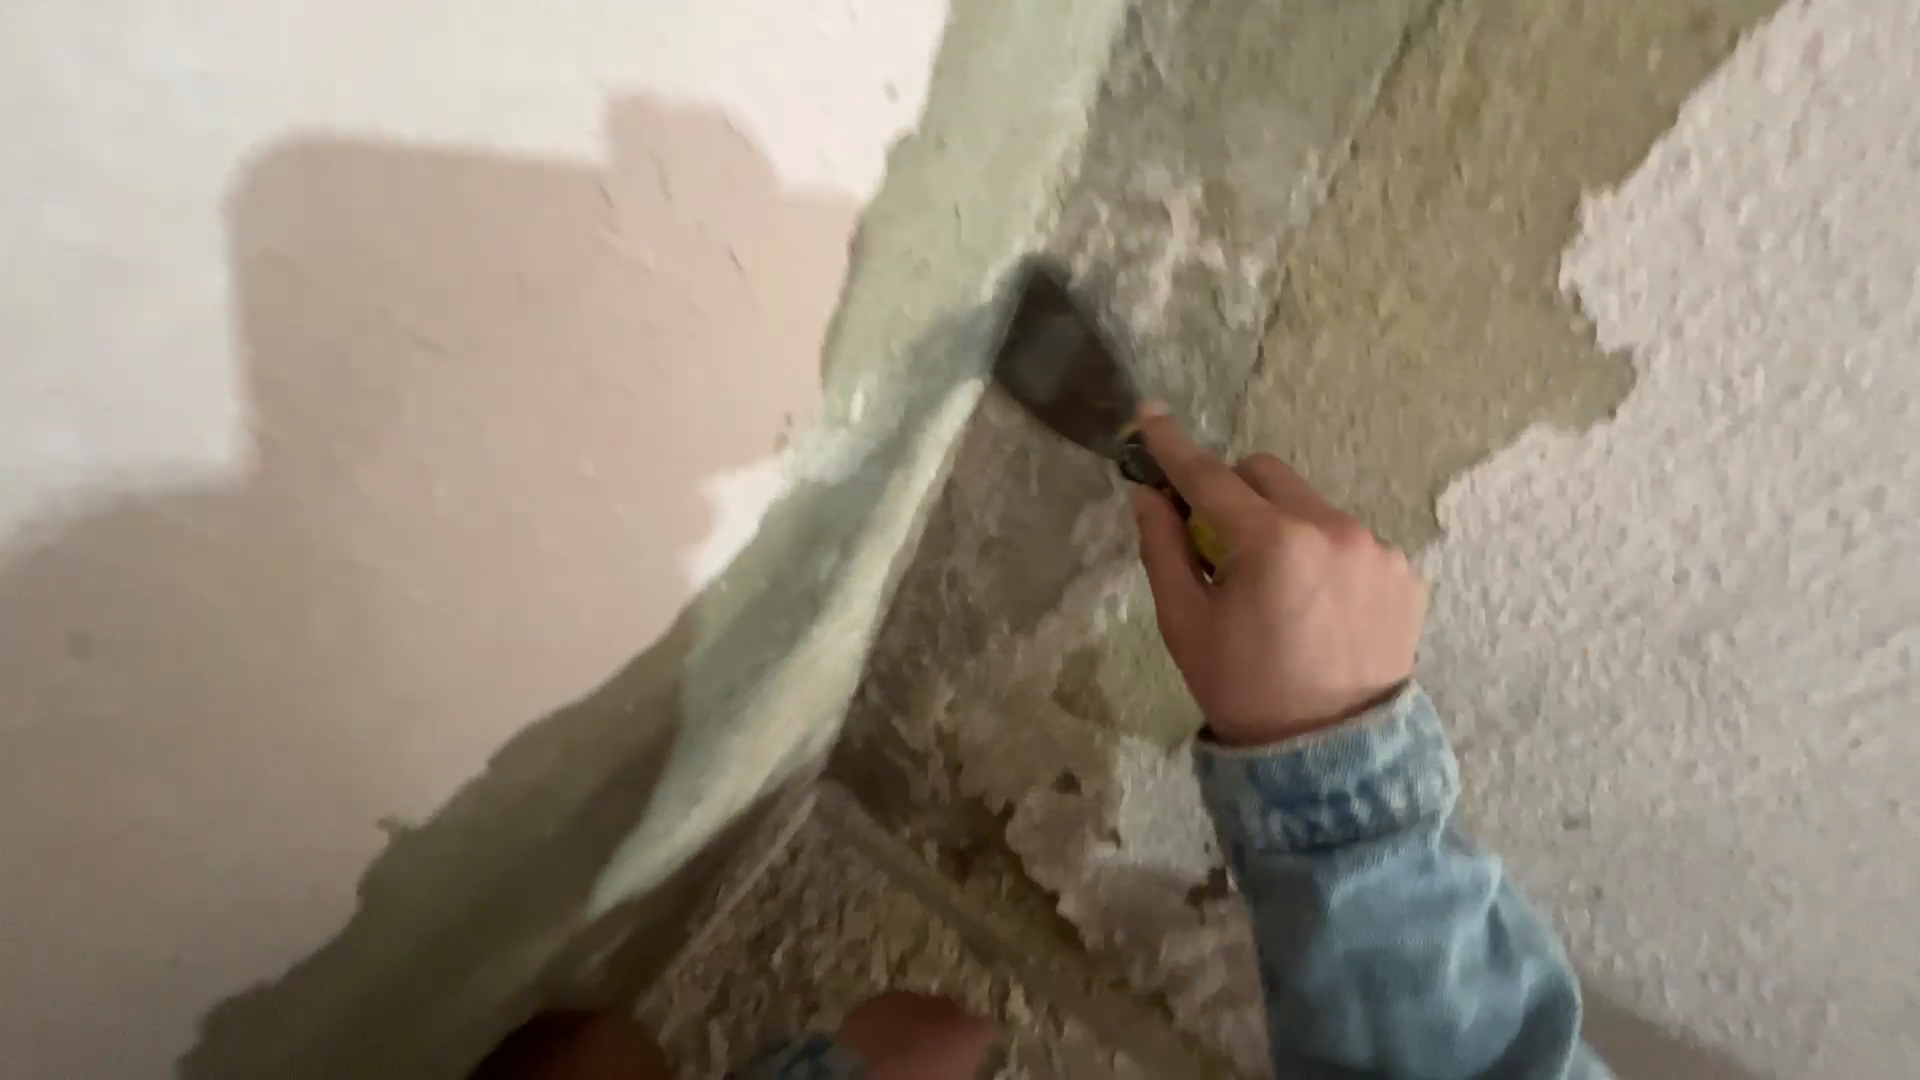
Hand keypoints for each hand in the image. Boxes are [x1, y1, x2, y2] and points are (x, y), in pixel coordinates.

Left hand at [834, 992, 995, 1079]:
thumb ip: (960, 1071)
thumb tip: (956, 1068)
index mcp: (968, 1033)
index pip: (988, 1030)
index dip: (980, 1044)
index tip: (971, 1059)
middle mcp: (942, 1007)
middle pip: (953, 1012)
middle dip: (946, 1030)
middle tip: (934, 1059)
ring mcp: (908, 998)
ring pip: (920, 1008)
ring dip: (917, 1024)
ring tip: (904, 1053)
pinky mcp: (876, 1001)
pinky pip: (892, 1010)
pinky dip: (891, 1024)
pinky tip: (880, 1046)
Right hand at [1130, 405, 1426, 746]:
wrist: (1328, 756)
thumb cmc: (1241, 687)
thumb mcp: (1184, 621)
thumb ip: (1162, 547)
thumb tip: (1146, 494)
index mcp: (1272, 543)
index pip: (1210, 477)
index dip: (1173, 447)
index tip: (1148, 415)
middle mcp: (1332, 529)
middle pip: (1265, 472)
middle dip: (1231, 491)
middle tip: (1216, 541)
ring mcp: (1376, 549)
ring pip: (1307, 503)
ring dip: (1277, 522)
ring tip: (1273, 584)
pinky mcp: (1403, 571)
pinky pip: (1344, 535)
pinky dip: (1317, 550)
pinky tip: (1314, 601)